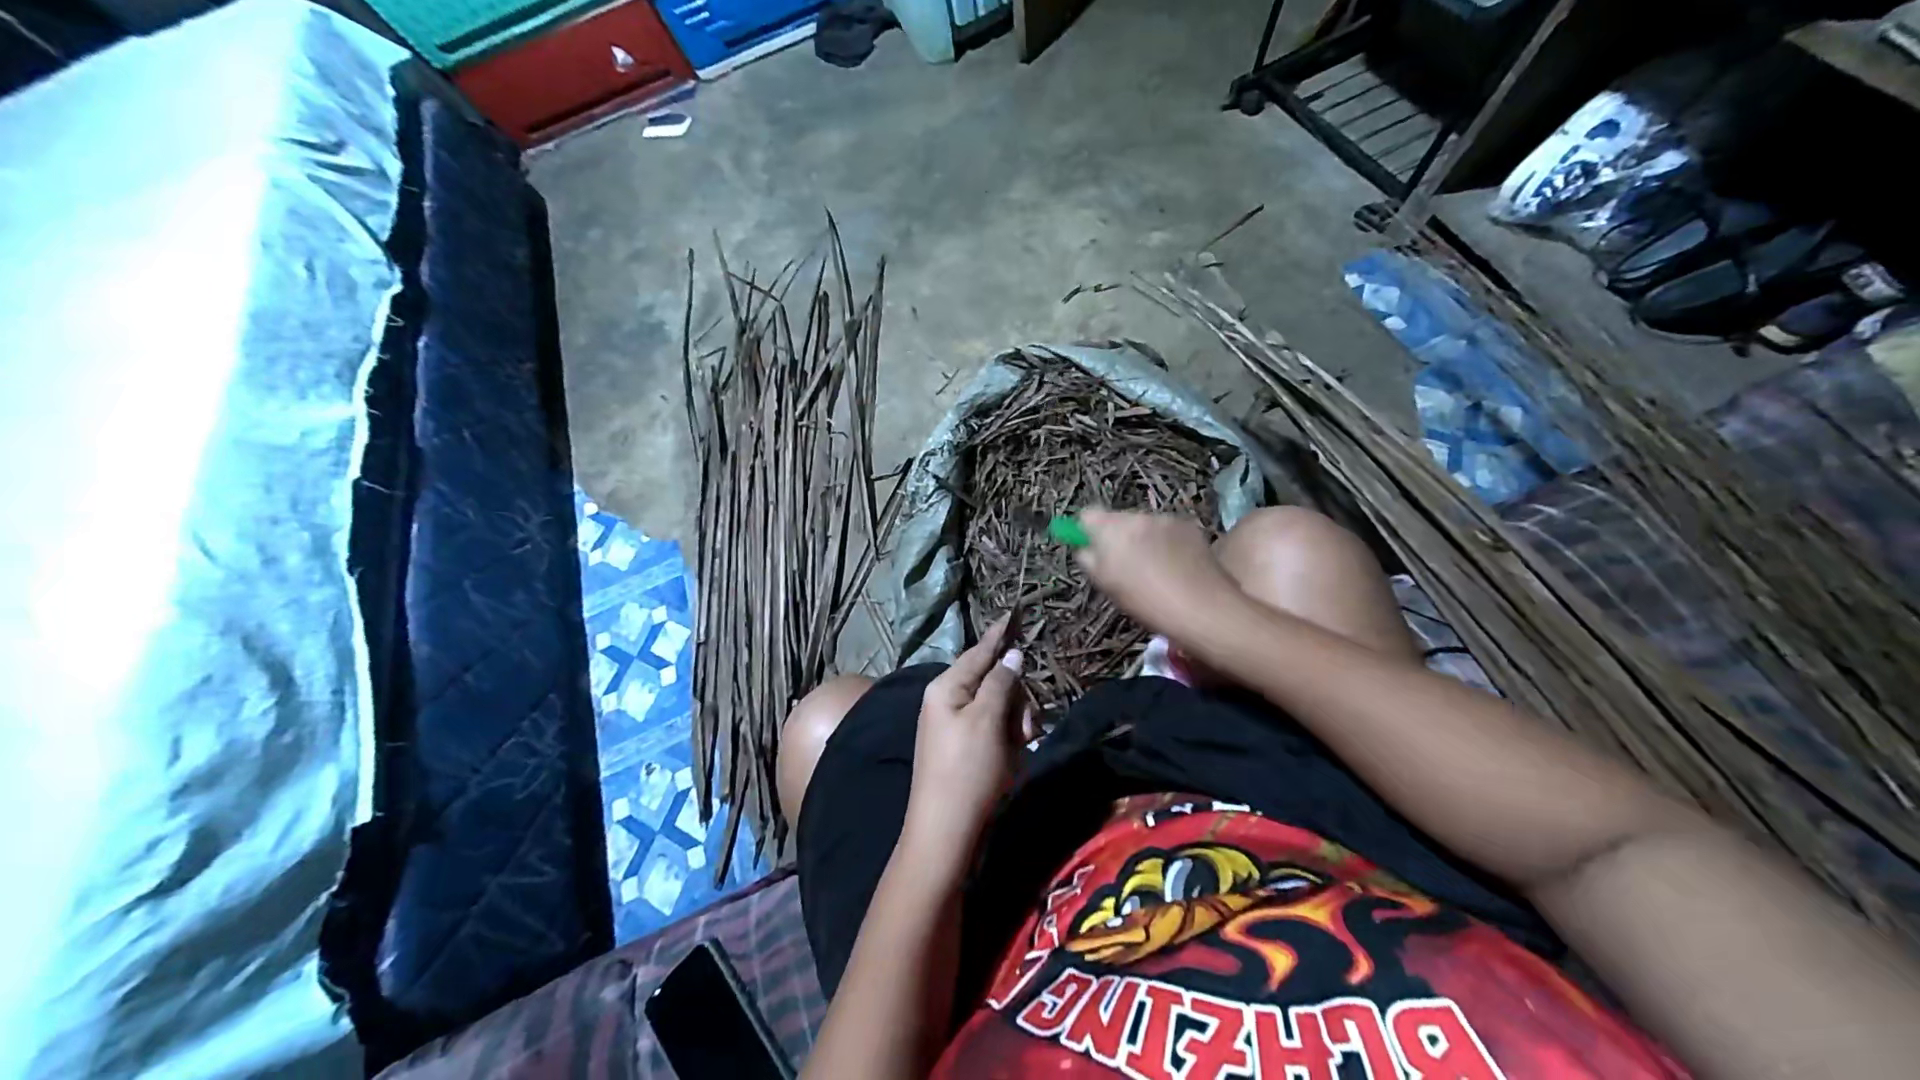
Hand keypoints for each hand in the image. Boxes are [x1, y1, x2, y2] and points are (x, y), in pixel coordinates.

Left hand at [905, 615, 1026, 852]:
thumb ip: (1000, 683)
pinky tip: (1011, 760)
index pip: (980, 652)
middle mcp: (948, 701)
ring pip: (998, 709)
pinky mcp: (964, 749)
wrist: (946, 830)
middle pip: (994, 682)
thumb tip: (1012, 655)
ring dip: (1016, 725)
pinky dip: (1007, 742)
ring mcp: (955, 726)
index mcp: (947, 687)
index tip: (1014, 614)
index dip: (1000, 636)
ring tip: (1019, 749)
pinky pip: (993, 732)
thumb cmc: (968, 770)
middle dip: (1017, 701)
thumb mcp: (988, 721)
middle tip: (1027, 728)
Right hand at [1074, 508, 1243, 639]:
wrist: (1204, 608)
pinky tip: (1174, 567)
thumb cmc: (1146, 601)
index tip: (1093, 551)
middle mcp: (1138, 516)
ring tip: (1152, 569)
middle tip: (1123, 566)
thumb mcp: (1106, 585)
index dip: (1086, 531)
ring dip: (1142, 539)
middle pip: (1116, 519)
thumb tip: (1086, 548)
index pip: (1087, 515)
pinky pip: (1166, 530)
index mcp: (1111, 529)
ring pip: (1143, 525)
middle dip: (1116, 537)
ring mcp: (1166, 519)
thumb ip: (1089, 560)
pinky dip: (1165, 543)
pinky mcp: (1190, 526)